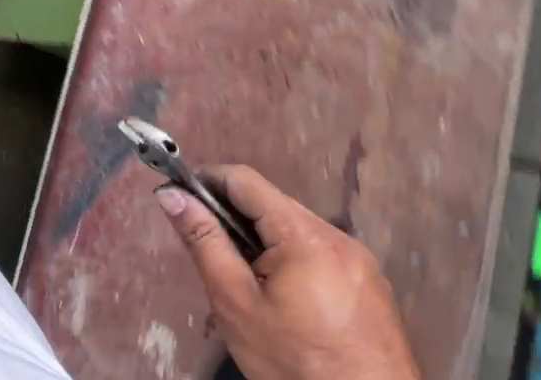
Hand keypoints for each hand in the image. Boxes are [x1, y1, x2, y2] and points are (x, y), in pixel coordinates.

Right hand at [157, 165, 419, 379]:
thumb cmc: (294, 360)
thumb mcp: (234, 299)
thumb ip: (202, 239)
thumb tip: (169, 193)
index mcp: (306, 237)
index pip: (243, 180)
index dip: (204, 181)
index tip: (178, 202)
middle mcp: (339, 239)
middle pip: (269, 202)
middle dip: (230, 214)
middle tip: (206, 248)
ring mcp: (361, 264)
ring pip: (291, 226)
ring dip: (257, 237)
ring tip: (241, 277)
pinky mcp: (370, 287)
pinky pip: (316, 251)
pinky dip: (286, 256)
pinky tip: (277, 294)